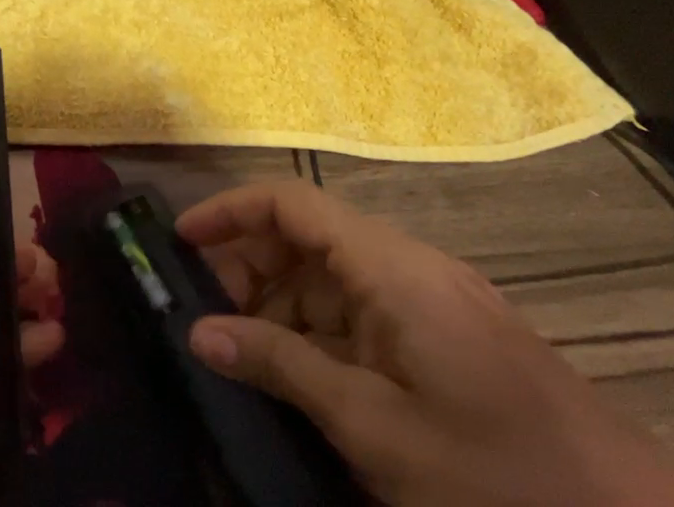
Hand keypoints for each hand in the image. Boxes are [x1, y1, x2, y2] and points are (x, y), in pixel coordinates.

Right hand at [177, 181, 673, 506]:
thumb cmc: (494, 470)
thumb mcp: (374, 425)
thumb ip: (282, 368)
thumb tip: (198, 332)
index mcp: (396, 271)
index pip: (294, 204)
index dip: (229, 211)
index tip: (179, 242)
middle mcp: (411, 272)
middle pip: (306, 240)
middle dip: (246, 270)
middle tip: (204, 319)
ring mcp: (431, 307)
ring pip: (328, 281)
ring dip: (276, 308)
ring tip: (239, 355)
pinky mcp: (444, 341)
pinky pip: (359, 317)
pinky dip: (313, 335)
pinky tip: (291, 376)